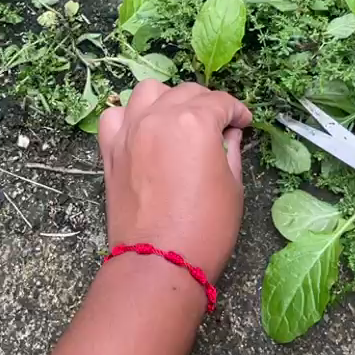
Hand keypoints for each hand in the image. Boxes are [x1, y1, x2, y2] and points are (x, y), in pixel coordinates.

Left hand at [96, 80, 250, 280]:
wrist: (158, 263)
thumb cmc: (205, 228)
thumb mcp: (232, 186)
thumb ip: (230, 150)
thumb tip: (229, 132)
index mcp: (194, 122)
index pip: (220, 102)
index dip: (237, 111)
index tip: (243, 123)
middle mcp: (159, 116)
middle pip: (186, 92)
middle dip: (207, 104)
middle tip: (218, 125)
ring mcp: (131, 130)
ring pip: (148, 91)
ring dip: (167, 99)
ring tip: (178, 119)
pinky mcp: (111, 148)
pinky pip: (116, 115)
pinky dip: (130, 116)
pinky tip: (143, 129)